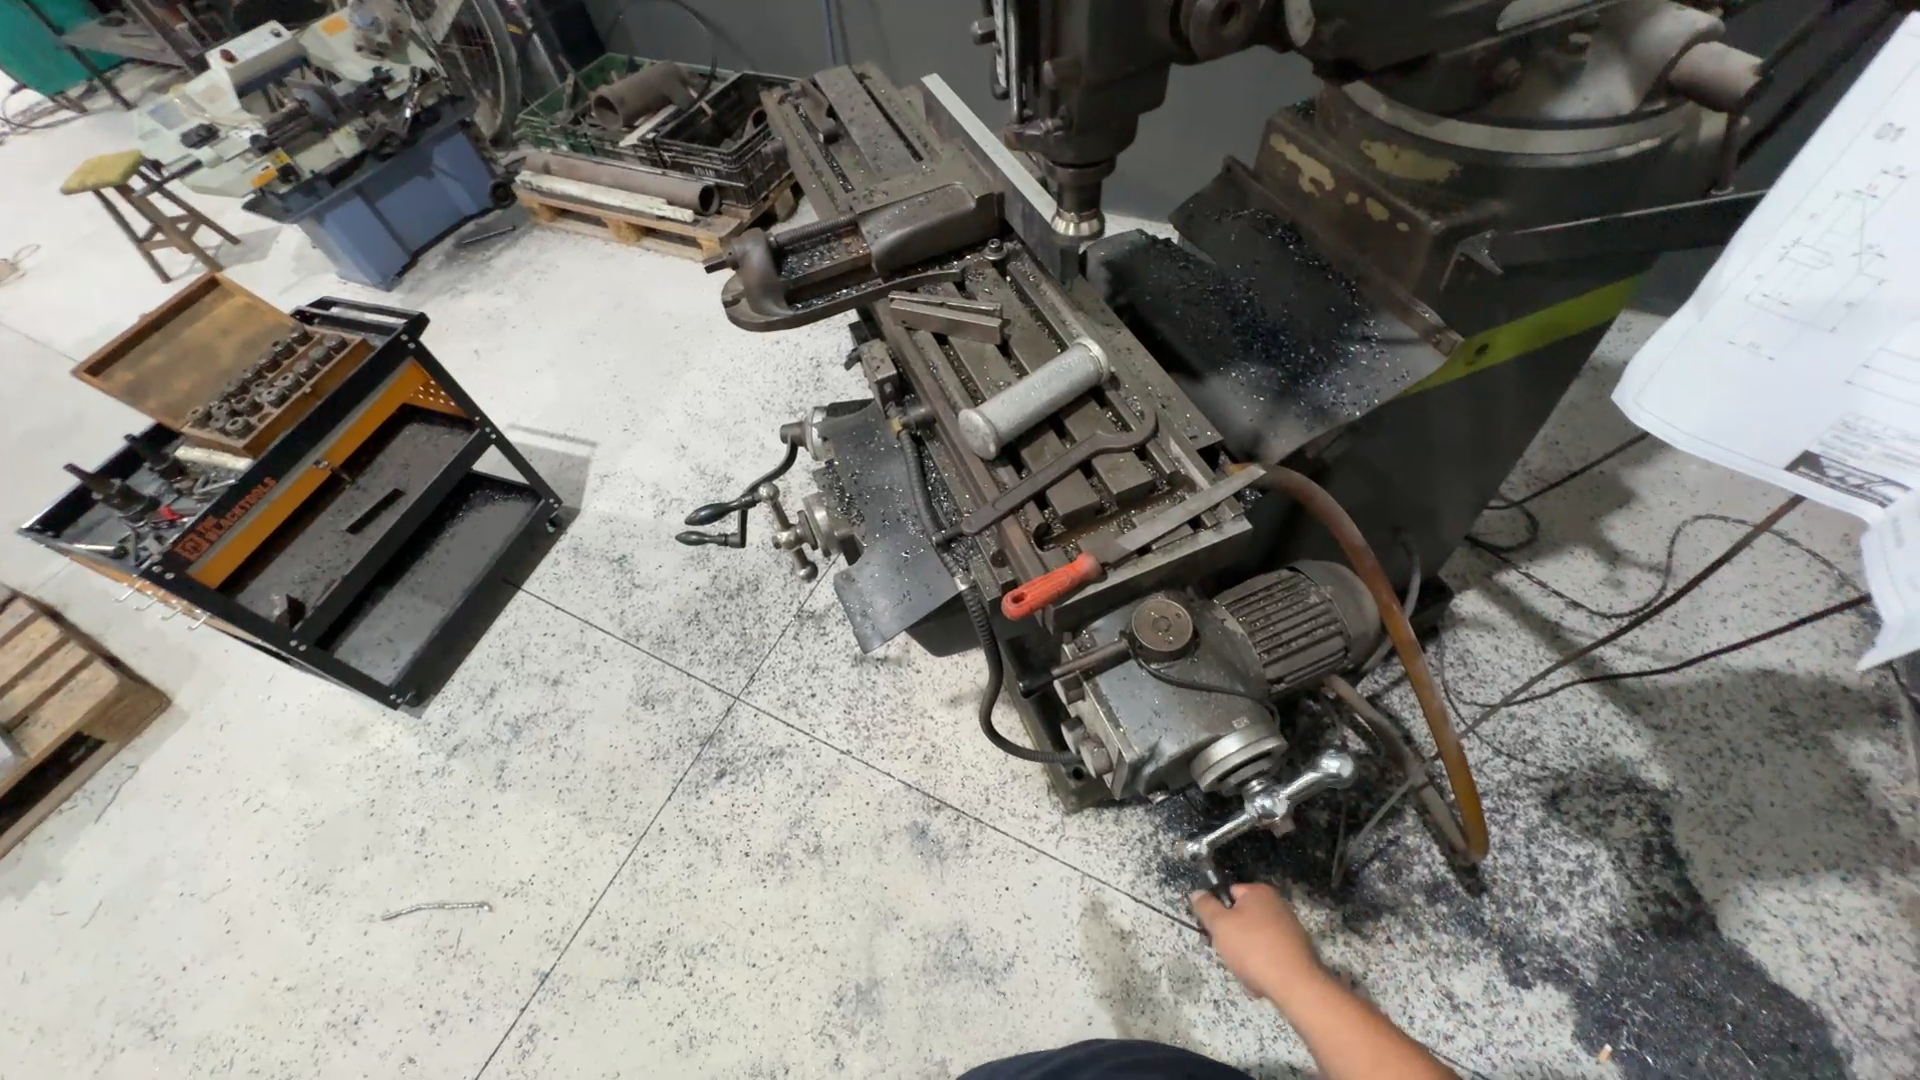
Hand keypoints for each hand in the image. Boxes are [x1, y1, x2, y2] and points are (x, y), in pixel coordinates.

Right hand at [1190, 884, 1325, 1002]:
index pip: (1229, 893)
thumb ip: (1205, 906)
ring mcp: (1291, 929)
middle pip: (1243, 918)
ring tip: (1244, 972)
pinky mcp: (1298, 952)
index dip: (1218, 911)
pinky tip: (1260, 980)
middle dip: (1232, 937)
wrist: (1296, 985)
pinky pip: (1271, 955)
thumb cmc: (1253, 949)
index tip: (1214, 930)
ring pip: (1255, 939)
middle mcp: (1278, 906)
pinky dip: (1263, 965)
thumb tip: (1198, 893)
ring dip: (1246, 954)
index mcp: (1260, 893)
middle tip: (1227, 953)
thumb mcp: (1219, 925)